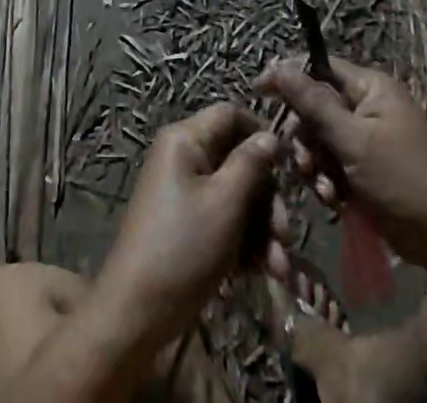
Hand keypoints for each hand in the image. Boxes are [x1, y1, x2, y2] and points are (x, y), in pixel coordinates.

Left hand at [87, 103, 283, 352]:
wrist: (137, 312)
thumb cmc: (183, 246)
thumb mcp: (225, 202)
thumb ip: (251, 163)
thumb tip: (270, 135)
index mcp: (185, 141)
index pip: (230, 115)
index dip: (261, 132)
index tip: (289, 162)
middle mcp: (184, 159)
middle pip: (239, 160)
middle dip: (267, 199)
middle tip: (285, 234)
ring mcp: (185, 193)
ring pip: (237, 196)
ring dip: (262, 229)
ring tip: (278, 267)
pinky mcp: (189, 225)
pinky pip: (225, 220)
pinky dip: (246, 244)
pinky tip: (262, 272)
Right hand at [258, 57, 426, 272]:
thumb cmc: (403, 179)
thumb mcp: (352, 140)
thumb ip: (313, 103)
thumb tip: (278, 65)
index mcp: (370, 87)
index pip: (318, 68)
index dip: (288, 79)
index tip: (258, 92)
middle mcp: (366, 105)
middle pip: (314, 108)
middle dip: (306, 139)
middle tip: (307, 164)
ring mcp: (366, 137)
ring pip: (320, 140)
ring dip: (317, 165)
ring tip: (328, 190)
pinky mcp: (365, 166)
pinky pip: (332, 163)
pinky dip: (329, 181)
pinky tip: (336, 202)